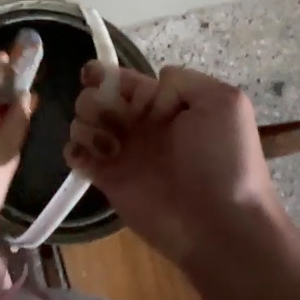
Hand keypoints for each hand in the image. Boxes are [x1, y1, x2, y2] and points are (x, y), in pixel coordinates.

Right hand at [63, 62, 289, 269]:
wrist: (222, 225)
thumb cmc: (225, 163)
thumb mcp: (225, 103)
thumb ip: (181, 80)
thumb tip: (146, 99)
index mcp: (160, 104)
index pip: (121, 79)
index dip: (104, 74)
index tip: (94, 77)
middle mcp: (136, 124)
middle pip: (93, 96)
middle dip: (96, 101)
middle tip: (119, 122)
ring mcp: (119, 151)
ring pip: (80, 121)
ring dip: (88, 126)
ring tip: (111, 147)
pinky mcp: (105, 179)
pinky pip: (73, 153)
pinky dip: (75, 150)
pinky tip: (93, 160)